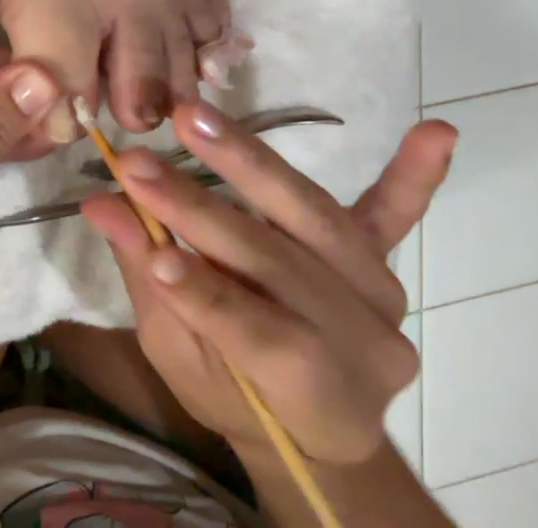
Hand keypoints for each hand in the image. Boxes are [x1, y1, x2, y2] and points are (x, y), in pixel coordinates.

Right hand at [82, 104, 453, 462]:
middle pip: (280, 261)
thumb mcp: (181, 360)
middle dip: (201, 208)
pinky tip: (436, 132)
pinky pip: (396, 214)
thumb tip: (100, 205)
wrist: (315, 418)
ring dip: (251, 162)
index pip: (257, 333)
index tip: (146, 243)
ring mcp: (380, 292)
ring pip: (315, 218)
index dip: (202, 289)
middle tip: (138, 163)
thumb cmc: (238, 398)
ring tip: (196, 119)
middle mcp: (367, 339)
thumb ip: (150, 281)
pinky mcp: (382, 258)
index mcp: (319, 392)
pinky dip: (414, 174)